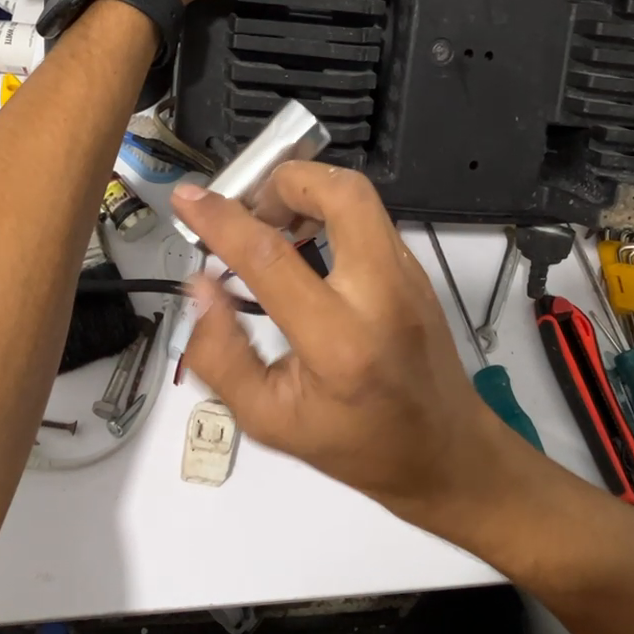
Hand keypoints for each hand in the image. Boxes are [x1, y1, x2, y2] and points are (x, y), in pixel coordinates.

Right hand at [169, 164, 524, 525]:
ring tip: (272, 223)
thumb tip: (201, 286)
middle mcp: (382, 293)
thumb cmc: (357, 446)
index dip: (221, 220)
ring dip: (307, 191)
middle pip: (341, 194)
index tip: (187, 198)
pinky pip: (368, 216)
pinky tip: (305, 244)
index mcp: (339, 341)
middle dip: (284, 181)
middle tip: (250, 209)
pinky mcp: (415, 268)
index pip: (272, 257)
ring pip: (359, 195)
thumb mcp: (268, 420)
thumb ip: (221, 355)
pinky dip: (329, 210)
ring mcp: (407, 274)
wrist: (446, 452)